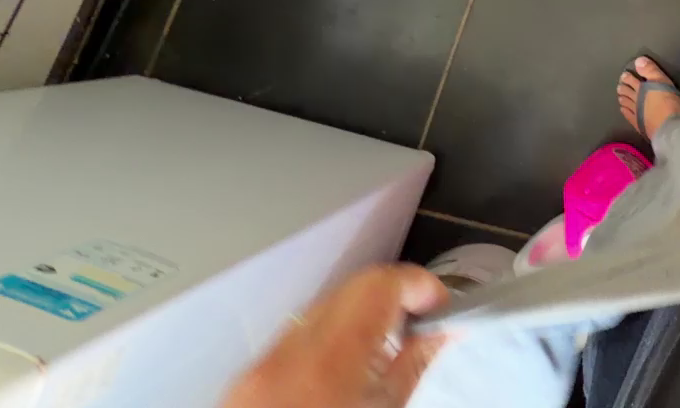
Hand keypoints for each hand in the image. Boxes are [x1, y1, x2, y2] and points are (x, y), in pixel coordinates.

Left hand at [220, 264, 450, 407]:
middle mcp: (283, 360)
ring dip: (358, 320)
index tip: (437, 305)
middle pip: (348, 291)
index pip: (380, 284)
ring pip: (319, 314)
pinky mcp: (239, 396)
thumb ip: (414, 367)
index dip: (418, 284)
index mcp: (327, 364)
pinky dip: (326, 345)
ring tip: (380, 357)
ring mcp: (253, 378)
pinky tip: (342, 381)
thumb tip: (441, 333)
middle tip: (417, 325)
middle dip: (390, 299)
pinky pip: (293, 345)